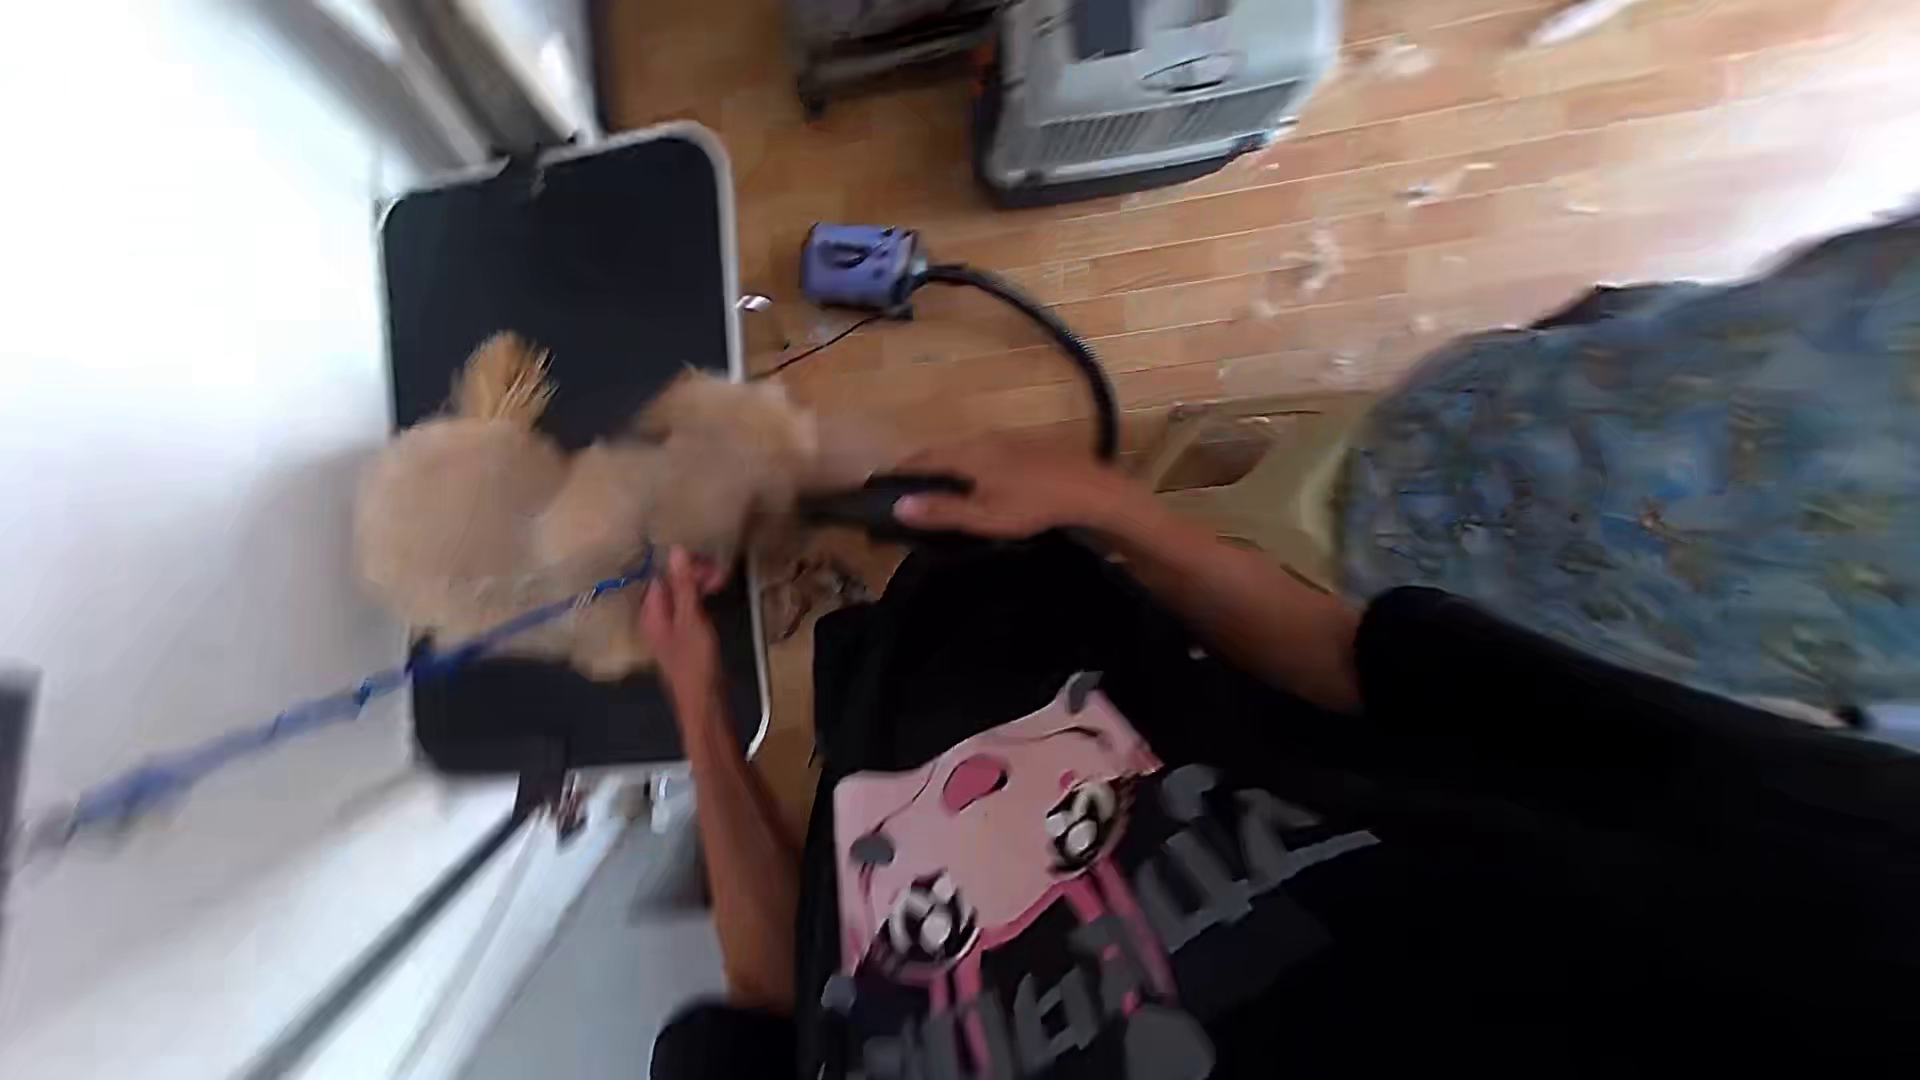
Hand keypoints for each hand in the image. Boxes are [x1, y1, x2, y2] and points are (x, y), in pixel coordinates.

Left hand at [638, 547, 728, 709]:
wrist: (705, 702)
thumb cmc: (695, 662)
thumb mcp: (692, 619)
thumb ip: (684, 586)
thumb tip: (675, 551)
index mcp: (651, 614)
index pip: (661, 577)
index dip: (683, 565)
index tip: (709, 560)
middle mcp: (656, 620)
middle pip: (670, 586)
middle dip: (694, 574)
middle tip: (721, 572)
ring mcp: (670, 630)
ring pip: (681, 597)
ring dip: (699, 586)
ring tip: (722, 581)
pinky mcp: (684, 638)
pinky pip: (689, 609)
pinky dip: (701, 600)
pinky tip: (715, 598)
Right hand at [890, 440, 1152, 539]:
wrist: (1091, 490)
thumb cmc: (1033, 505)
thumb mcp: (985, 516)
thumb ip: (943, 511)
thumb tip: (899, 505)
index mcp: (968, 454)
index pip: (922, 459)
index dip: (899, 471)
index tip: (882, 484)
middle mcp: (983, 438)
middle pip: (942, 451)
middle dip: (922, 468)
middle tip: (909, 491)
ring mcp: (1007, 438)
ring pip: (966, 450)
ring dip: (948, 466)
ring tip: (940, 488)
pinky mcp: (1027, 444)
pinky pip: (987, 451)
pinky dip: (972, 465)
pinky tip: (981, 482)